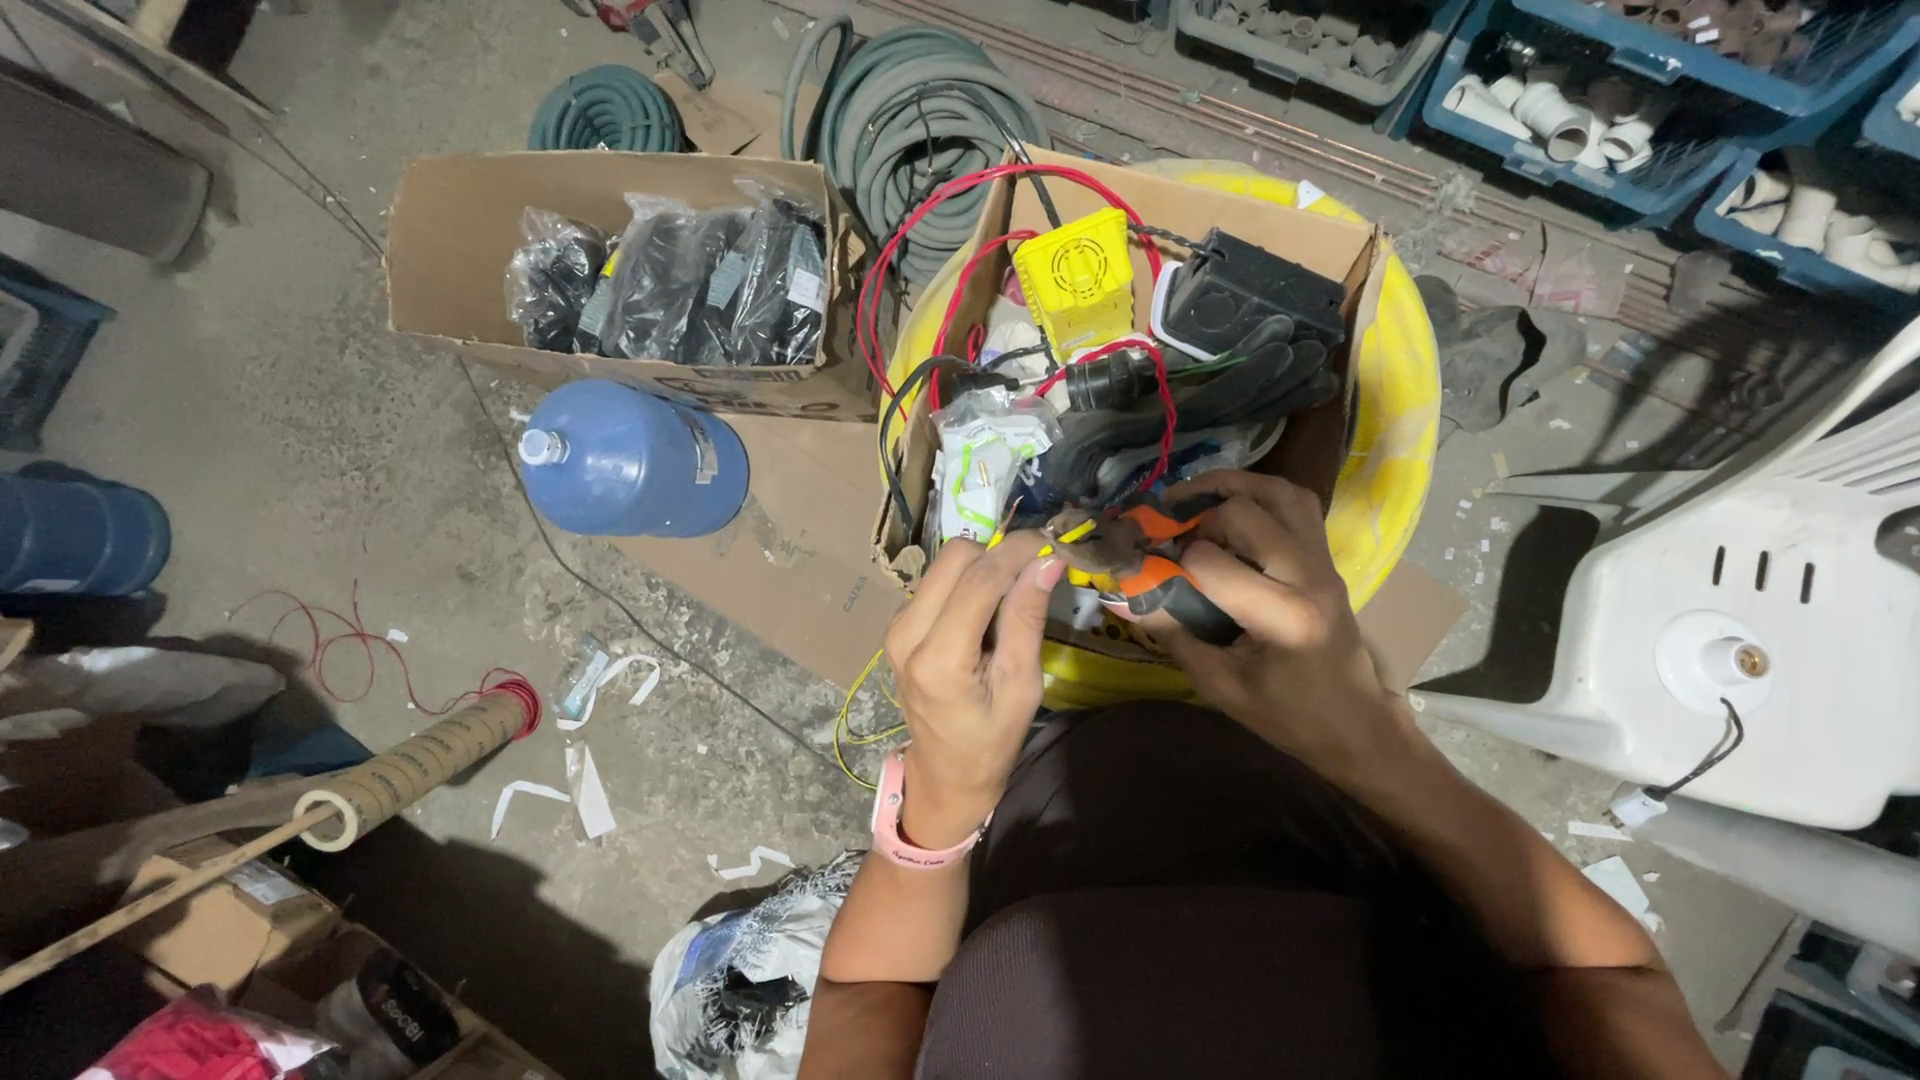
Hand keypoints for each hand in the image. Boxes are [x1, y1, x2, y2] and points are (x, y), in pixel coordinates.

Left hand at [884, 531, 1063, 848]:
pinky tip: (988, 610)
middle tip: (1035, 571)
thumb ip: (1027, 619)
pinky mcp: (898, 625)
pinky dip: (967, 582)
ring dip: (983, 567)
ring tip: (1015, 593)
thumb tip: (1047, 562)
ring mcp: (897, 627)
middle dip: (999, 555)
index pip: (980, 580)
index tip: (1052, 544)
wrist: (945, 775)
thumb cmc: (991, 741)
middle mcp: (907, 633)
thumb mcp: (1021, 686)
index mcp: (939, 658)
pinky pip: (936, 582)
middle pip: (955, 557)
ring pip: (944, 565)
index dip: (1019, 552)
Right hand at [1150, 471, 1407, 778]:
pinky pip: (1296, 502)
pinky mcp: (1327, 556)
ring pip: (1277, 491)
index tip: (1154, 572)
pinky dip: (1260, 494)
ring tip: (1194, 499)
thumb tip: (1123, 594)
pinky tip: (1232, 509)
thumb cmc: (1286, 714)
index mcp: (1282, 616)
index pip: (1211, 562)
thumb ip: (1172, 633)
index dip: (1173, 563)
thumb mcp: (1220, 685)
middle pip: (1244, 511)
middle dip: (1198, 516)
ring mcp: (1324, 560)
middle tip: (1173, 534)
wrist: (1354, 722)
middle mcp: (1308, 575)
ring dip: (1231, 486)